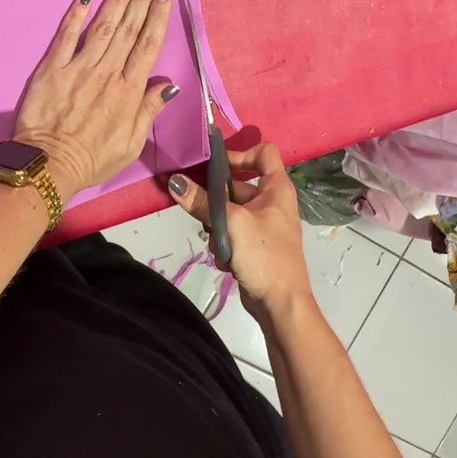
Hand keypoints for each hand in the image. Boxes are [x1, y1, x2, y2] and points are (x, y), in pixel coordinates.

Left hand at [14, 0, 177, 198]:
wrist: (48, 167)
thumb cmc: (92, 159)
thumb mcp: (132, 144)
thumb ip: (149, 111)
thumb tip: (168, 84)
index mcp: (130, 90)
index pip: (149, 44)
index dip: (158, 15)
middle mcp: (108, 72)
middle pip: (130, 28)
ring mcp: (79, 67)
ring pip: (104, 25)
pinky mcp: (52, 67)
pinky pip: (66, 35)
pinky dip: (76, 14)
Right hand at [168, 141, 311, 312]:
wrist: (282, 305)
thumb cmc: (265, 255)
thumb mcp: (231, 223)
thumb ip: (202, 201)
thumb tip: (174, 181)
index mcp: (277, 188)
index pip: (263, 152)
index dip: (240, 153)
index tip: (216, 167)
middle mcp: (272, 201)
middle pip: (236, 185)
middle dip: (216, 200)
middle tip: (198, 208)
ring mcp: (263, 224)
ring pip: (229, 212)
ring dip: (218, 227)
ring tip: (217, 242)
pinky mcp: (254, 245)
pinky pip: (231, 233)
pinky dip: (225, 243)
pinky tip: (225, 259)